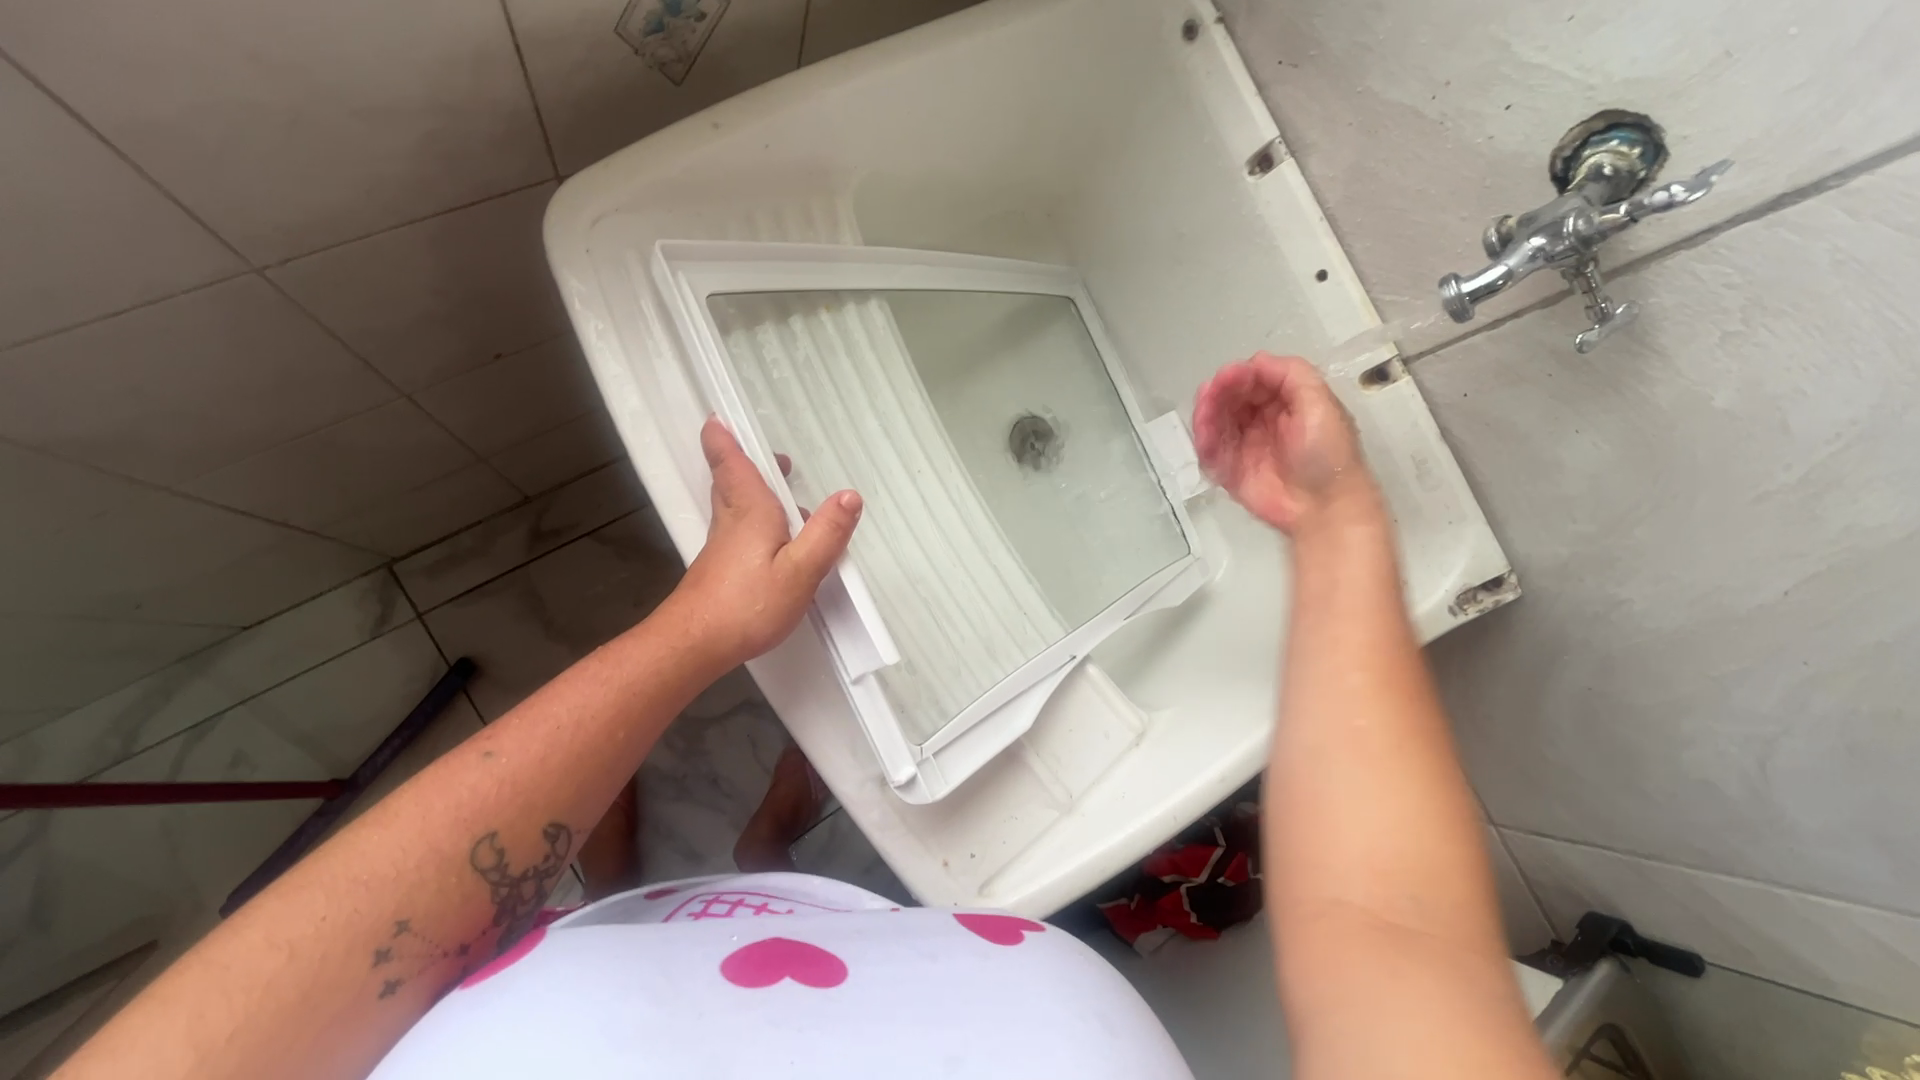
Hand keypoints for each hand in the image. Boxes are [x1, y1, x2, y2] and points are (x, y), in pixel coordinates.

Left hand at [674, 417, 862, 664]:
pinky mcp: (721, 570)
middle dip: (747, 464)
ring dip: (756, 493)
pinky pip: (740, 532)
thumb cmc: (747, 604)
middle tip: (778, 460)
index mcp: (749, 511)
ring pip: (736, 507)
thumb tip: (850, 494)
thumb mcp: (800, 570)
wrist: (694, 645)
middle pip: (731, 481)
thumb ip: (826, 533)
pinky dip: (757, 523)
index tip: (718, 418)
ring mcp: (722, 547)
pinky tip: (778, 546)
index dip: (723, 438)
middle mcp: (731, 521)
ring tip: (789, 500)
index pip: (729, 463)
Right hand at [1191, 353, 1376, 535]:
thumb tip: (1256, 361)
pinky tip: (1204, 436)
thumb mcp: (1322, 403)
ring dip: (1206, 414)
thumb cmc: (1329, 456)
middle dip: (1218, 392)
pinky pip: (1210, 452)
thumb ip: (1292, 374)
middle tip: (1210, 391)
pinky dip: (1203, 442)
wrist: (1326, 508)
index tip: (1230, 376)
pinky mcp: (1231, 471)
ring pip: (1216, 422)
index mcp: (1287, 402)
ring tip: (1204, 413)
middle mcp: (1263, 421)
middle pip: (1231, 398)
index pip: (1255, 380)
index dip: (1240, 375)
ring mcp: (1245, 446)